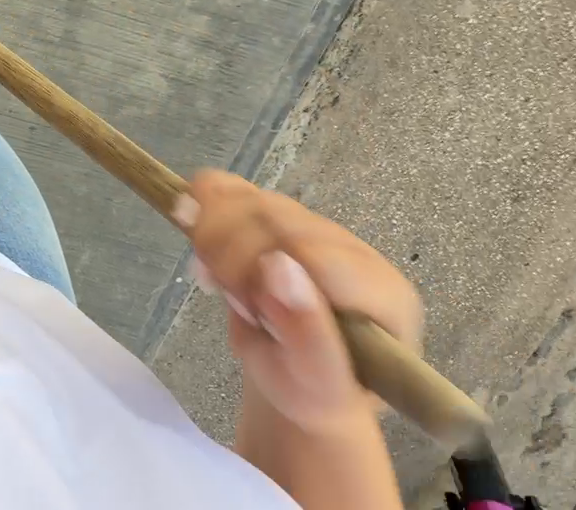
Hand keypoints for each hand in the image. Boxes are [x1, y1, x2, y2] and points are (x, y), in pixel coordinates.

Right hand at [176, 169, 422, 433]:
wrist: (294, 376)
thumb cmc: (310, 389)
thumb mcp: (315, 384)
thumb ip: (307, 332)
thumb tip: (278, 265)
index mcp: (381, 292)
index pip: (312, 252)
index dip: (262, 271)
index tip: (247, 309)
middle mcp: (353, 250)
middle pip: (275, 218)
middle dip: (233, 259)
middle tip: (236, 304)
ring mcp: (312, 226)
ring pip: (248, 200)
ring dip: (214, 239)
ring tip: (221, 282)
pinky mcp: (276, 213)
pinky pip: (230, 187)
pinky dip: (202, 206)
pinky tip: (194, 229)